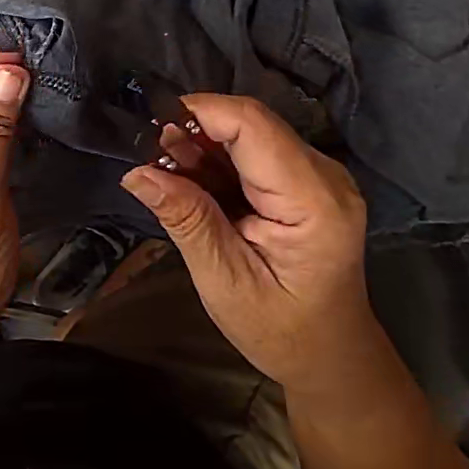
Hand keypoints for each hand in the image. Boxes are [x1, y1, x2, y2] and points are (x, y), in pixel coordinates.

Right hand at [120, 94, 372, 388]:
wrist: (331, 356)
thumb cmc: (281, 331)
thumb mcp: (225, 282)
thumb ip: (187, 220)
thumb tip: (137, 173)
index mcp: (313, 201)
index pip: (252, 125)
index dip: (199, 112)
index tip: (149, 129)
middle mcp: (324, 175)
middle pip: (250, 122)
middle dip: (194, 129)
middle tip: (150, 157)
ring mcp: (317, 175)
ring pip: (248, 131)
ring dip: (200, 143)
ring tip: (165, 171)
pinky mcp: (304, 180)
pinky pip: (253, 150)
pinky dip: (214, 158)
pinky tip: (190, 181)